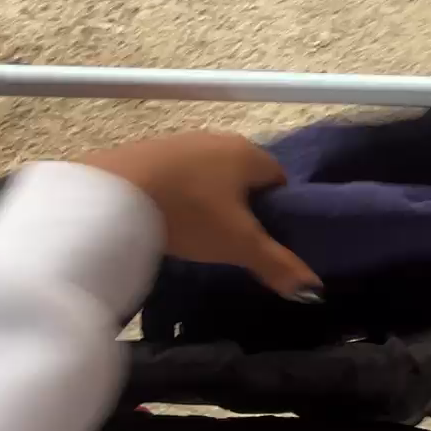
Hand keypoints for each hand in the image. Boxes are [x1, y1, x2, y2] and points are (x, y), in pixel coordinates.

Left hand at [81, 131, 321, 299]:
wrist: (114, 192)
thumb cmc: (189, 214)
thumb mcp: (238, 245)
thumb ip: (278, 265)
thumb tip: (316, 292)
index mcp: (249, 153)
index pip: (280, 179)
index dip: (279, 210)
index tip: (267, 239)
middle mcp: (219, 138)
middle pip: (245, 176)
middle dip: (245, 206)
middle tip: (237, 242)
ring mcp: (182, 142)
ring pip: (211, 175)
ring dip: (211, 200)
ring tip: (203, 234)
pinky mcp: (149, 152)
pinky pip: (180, 176)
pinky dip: (182, 196)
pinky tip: (173, 219)